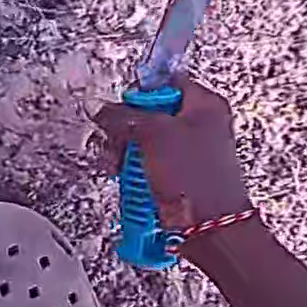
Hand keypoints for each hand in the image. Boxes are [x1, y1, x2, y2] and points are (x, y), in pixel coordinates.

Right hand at [93, 75, 252, 232]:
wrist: (204, 223)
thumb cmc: (196, 177)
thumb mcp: (153, 135)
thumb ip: (123, 117)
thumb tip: (101, 108)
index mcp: (205, 105)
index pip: (165, 83)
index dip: (139, 94)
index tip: (122, 108)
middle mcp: (197, 125)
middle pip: (148, 114)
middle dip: (125, 129)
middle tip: (119, 140)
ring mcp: (184, 151)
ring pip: (142, 140)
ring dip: (123, 151)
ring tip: (119, 163)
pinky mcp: (172, 173)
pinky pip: (143, 162)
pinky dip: (129, 168)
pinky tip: (124, 175)